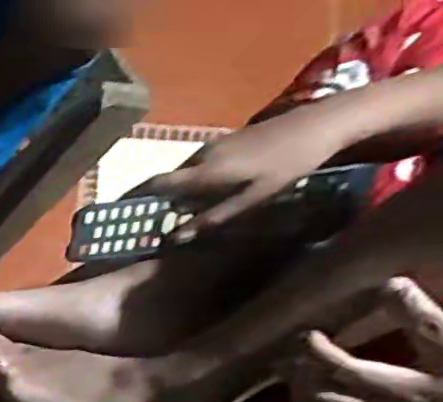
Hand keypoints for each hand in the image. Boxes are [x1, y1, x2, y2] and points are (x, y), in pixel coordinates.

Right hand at [142, 105, 353, 240]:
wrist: (329, 121)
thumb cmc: (292, 163)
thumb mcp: (253, 198)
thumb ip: (213, 218)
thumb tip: (174, 238)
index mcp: (204, 172)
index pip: (156, 184)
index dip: (132, 199)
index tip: (113, 214)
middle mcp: (203, 155)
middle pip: (167, 180)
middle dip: (152, 200)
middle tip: (144, 223)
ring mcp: (217, 145)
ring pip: (184, 172)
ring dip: (175, 191)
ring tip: (173, 213)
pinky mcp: (231, 140)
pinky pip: (200, 165)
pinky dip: (192, 181)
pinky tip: (203, 194)